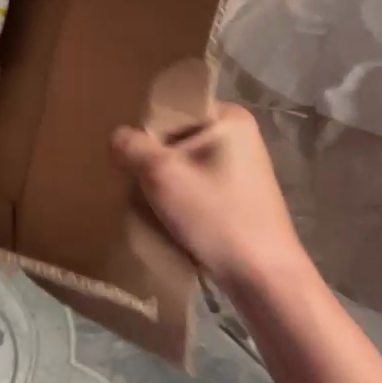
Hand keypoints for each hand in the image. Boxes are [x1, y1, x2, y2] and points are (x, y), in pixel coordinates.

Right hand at [112, 103, 305, 289]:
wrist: (263, 279)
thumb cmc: (216, 216)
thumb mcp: (159, 172)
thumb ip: (128, 143)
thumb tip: (118, 139)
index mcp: (229, 118)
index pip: (166, 103)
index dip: (140, 121)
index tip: (125, 143)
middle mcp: (237, 135)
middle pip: (169, 129)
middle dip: (146, 146)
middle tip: (127, 166)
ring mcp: (237, 164)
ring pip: (175, 154)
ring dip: (155, 169)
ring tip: (140, 186)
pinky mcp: (232, 190)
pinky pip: (187, 174)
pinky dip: (170, 185)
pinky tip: (158, 202)